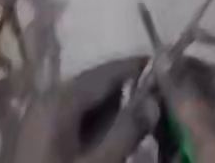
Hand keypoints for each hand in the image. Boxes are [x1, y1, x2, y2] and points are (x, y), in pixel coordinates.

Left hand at [12, 57, 154, 162]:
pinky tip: (118, 145)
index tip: (174, 75)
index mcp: (62, 99)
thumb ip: (128, 128)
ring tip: (145, 125)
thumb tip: (155, 100)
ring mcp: (42, 124)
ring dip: (118, 114)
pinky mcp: (40, 146)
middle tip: (162, 106)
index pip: (113, 69)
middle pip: (102, 86)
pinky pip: (79, 125)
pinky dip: (100, 130)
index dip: (145, 70)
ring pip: (92, 106)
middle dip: (132, 95)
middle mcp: (50, 101)